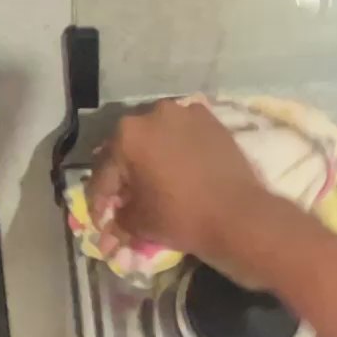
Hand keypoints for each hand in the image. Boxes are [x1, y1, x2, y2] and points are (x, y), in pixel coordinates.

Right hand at [86, 99, 276, 269]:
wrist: (238, 215)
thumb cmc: (180, 217)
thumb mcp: (139, 223)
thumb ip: (118, 219)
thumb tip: (110, 224)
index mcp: (127, 135)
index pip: (103, 172)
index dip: (98, 202)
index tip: (101, 222)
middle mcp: (154, 113)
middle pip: (129, 149)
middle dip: (123, 177)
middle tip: (124, 203)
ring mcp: (186, 113)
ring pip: (157, 139)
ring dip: (149, 161)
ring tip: (152, 187)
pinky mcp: (211, 121)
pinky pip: (183, 137)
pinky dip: (175, 154)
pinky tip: (177, 174)